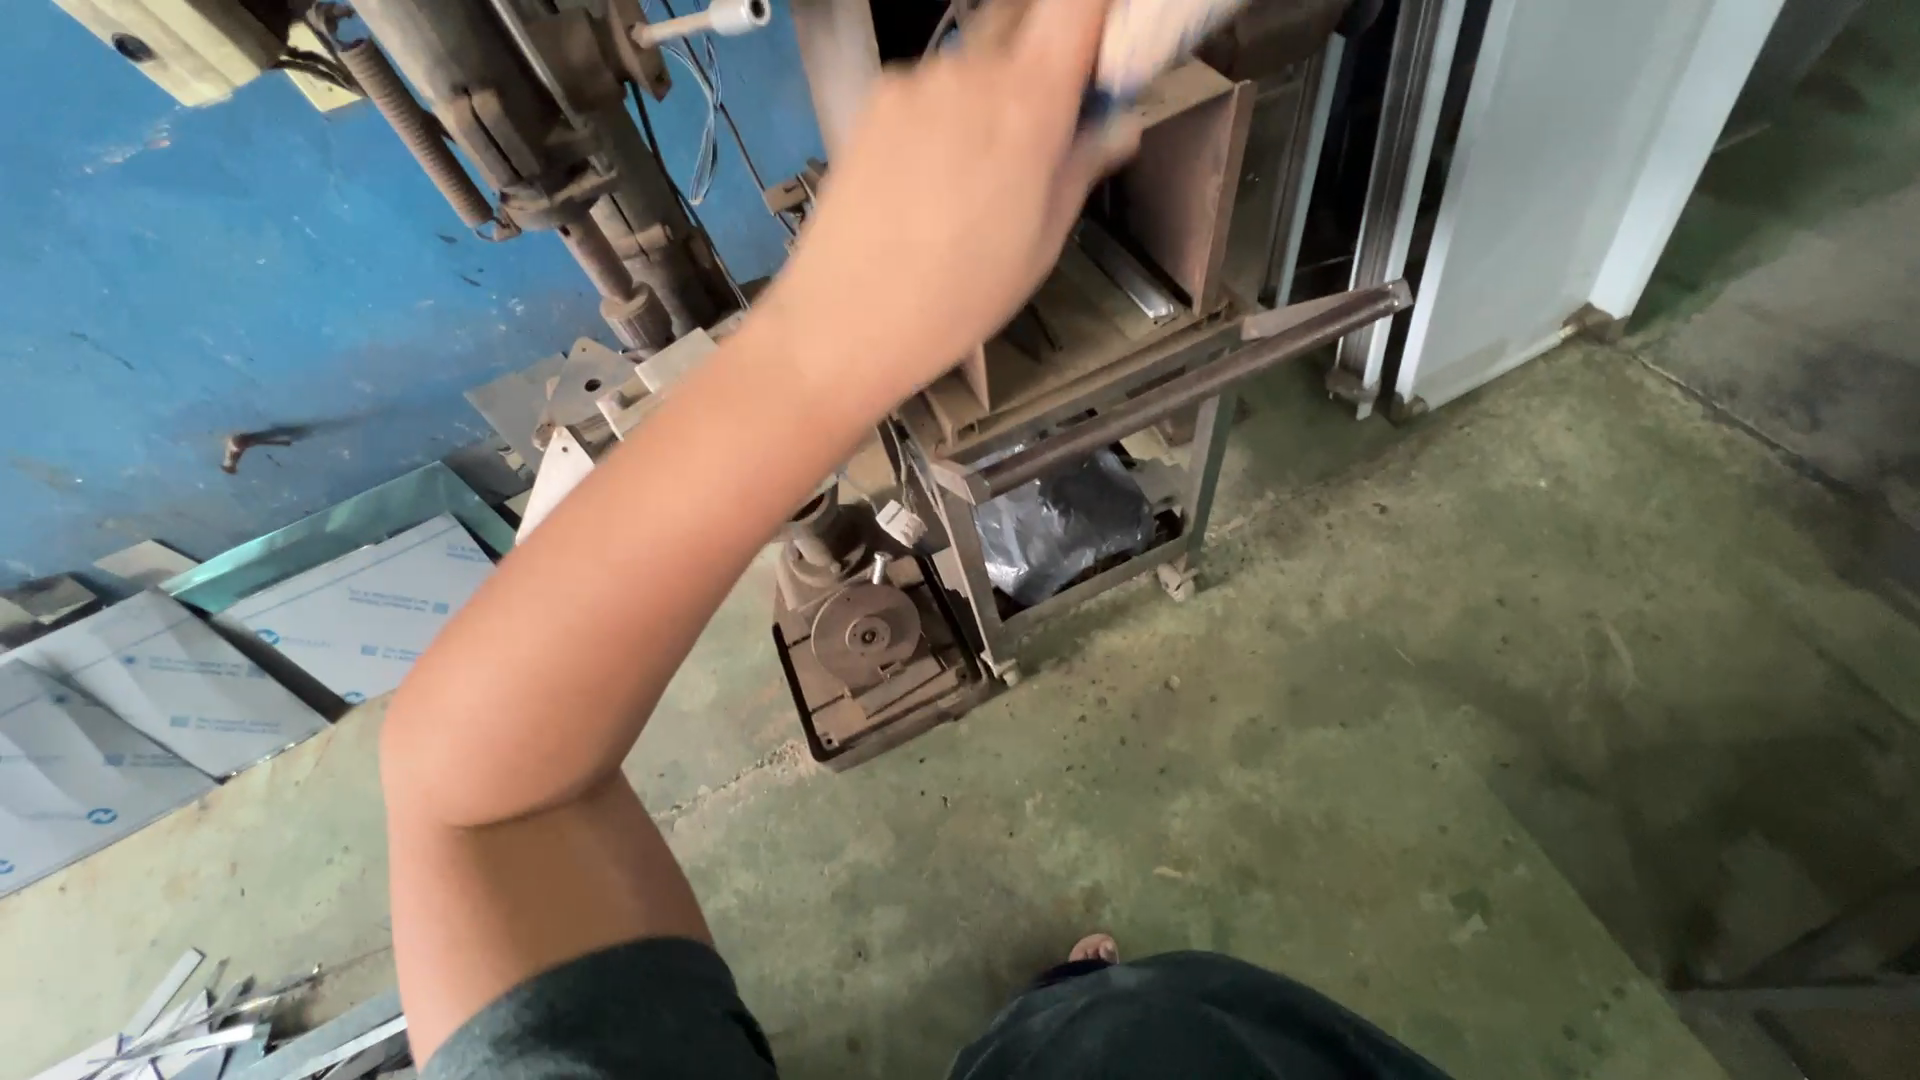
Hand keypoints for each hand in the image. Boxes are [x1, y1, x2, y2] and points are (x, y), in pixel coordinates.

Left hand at [757, 0, 1139, 408]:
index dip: (1104, 15)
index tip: (1110, 51)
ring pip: (975, 63)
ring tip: (980, 184)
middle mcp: (967, 73)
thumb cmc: (947, 302)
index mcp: (1026, 106)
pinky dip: (947, 118)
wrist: (844, 322)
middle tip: (1050, 134)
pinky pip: (930, 89)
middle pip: (1027, 24)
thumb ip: (1079, 168)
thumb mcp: (1038, 247)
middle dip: (1048, 67)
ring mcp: (913, 85)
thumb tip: (1112, 127)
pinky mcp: (875, 104)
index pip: (1080, 5)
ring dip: (993, 100)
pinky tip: (936, 184)